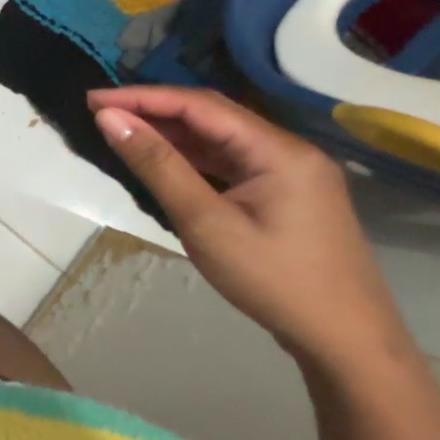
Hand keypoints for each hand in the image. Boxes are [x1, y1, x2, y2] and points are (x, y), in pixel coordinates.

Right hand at [88, 86, 408, 365]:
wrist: (348, 343)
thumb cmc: (275, 280)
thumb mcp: (205, 222)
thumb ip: (157, 164)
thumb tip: (109, 117)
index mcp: (279, 152)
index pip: (199, 105)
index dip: (141, 97)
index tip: (91, 100)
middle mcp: (289, 151)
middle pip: (211, 114)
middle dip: (153, 109)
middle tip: (100, 112)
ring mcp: (291, 173)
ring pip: (219, 137)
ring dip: (169, 131)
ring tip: (120, 132)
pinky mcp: (285, 193)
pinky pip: (229, 159)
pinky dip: (190, 154)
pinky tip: (160, 159)